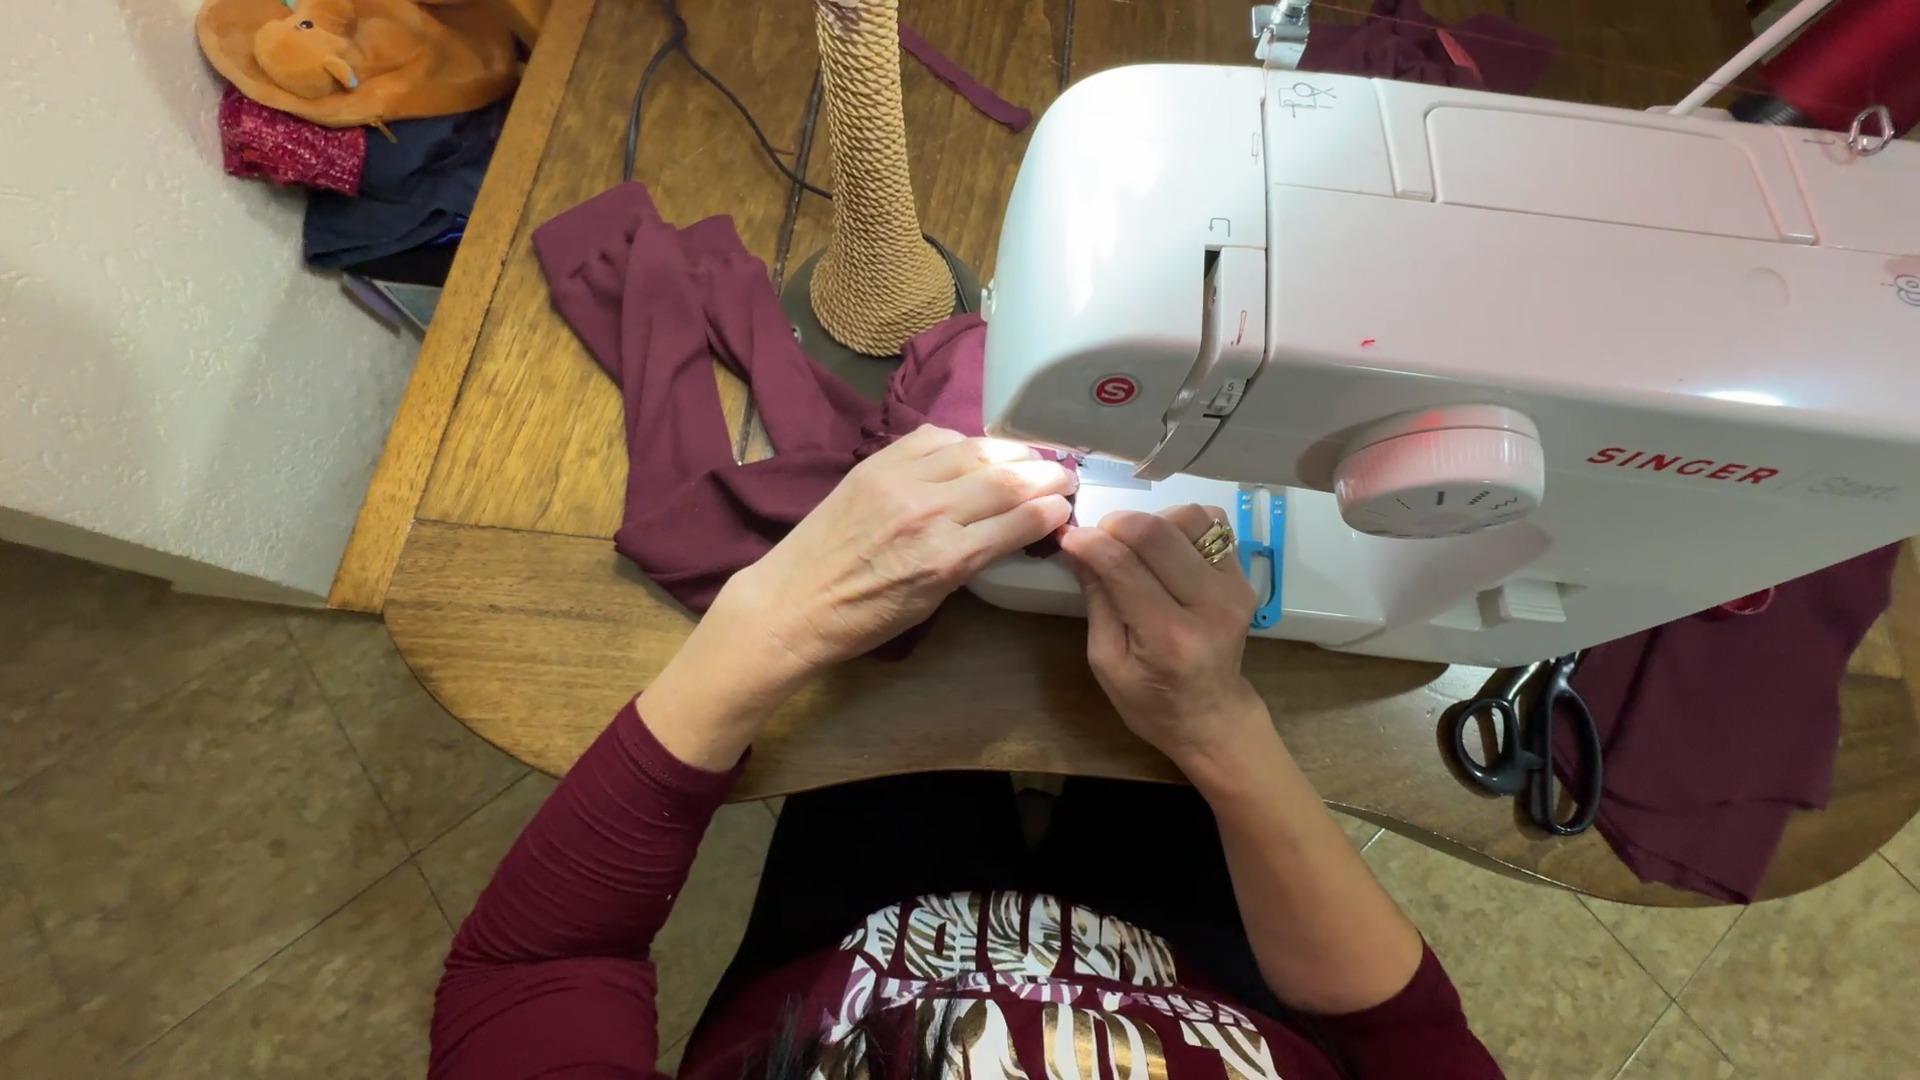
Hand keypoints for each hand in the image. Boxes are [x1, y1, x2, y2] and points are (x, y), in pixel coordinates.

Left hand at [722, 424, 1076, 673]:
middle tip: (1065, 472)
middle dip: (1044, 474)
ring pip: (972, 451)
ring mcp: (900, 481)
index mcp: (947, 559)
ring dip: (1010, 452)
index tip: (1067, 503)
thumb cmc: (864, 619)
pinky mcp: (874, 464)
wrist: (793, 602)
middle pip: (1004, 480)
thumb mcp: (932, 602)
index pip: (1018, 522)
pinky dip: (961, 441)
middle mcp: (930, 513)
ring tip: (1031, 455)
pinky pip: (930, 439)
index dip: (1051, 509)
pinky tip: (974, 448)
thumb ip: (973, 560)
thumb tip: (1010, 530)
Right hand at [1059, 505, 1268, 767]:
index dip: (1089, 542)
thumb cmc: (1150, 700)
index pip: (1123, 567)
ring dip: (1152, 521)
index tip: (1067, 536)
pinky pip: (1214, 523)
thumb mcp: (1106, 660)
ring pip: (1189, 517)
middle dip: (1116, 524)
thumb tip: (1078, 544)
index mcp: (1169, 638)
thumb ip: (1097, 599)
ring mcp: (1234, 588)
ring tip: (1134, 544)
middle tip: (1098, 539)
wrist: (1212, 717)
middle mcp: (1209, 606)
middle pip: (1157, 532)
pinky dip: (1182, 523)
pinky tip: (1165, 546)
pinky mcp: (1245, 577)